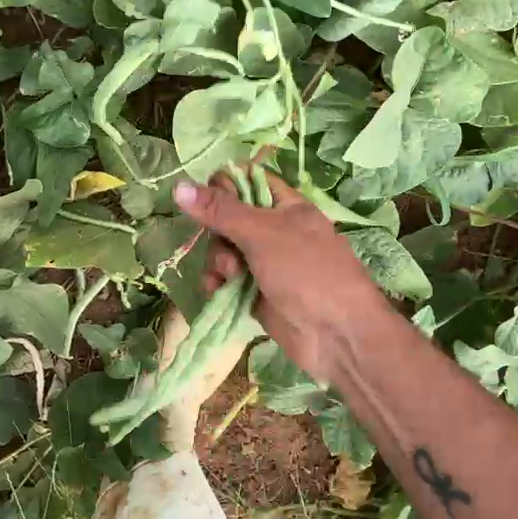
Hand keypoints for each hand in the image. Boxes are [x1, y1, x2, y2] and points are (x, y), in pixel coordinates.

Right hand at [174, 169, 396, 380]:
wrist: (339, 337)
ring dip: (217, 260)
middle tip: (225, 246)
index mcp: (285, 206)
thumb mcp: (262, 234)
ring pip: (223, 248)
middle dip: (218, 232)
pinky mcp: (255, 291)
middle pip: (226, 216)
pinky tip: (217, 290)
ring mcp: (265, 262)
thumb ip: (220, 210)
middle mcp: (274, 230)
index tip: (210, 202)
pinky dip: (217, 281)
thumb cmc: (308, 273)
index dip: (223, 187)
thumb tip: (179, 186)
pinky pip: (225, 277)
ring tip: (228, 276)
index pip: (245, 180)